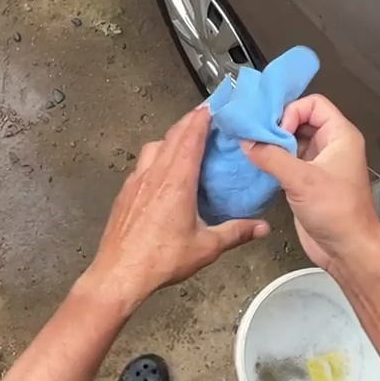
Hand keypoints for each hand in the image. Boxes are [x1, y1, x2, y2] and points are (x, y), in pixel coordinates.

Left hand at [78, 107, 269, 309]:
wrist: (118, 274)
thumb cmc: (159, 260)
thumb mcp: (206, 247)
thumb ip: (236, 233)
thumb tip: (261, 228)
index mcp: (176, 181)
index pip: (190, 137)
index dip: (202, 118)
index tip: (213, 107)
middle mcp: (154, 175)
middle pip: (172, 136)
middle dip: (189, 122)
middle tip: (204, 117)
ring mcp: (136, 182)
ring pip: (154, 147)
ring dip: (171, 138)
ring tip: (185, 143)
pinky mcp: (126, 193)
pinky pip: (142, 165)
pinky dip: (156, 158)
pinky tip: (163, 173)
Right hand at [240, 95, 379, 271]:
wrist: (347, 250)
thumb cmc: (336, 211)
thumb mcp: (302, 180)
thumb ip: (271, 157)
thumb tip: (245, 142)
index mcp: (340, 135)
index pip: (313, 104)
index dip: (292, 112)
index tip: (275, 132)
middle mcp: (330, 145)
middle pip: (300, 119)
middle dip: (276, 126)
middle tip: (254, 136)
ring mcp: (318, 163)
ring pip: (291, 140)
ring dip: (271, 143)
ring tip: (250, 148)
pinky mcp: (307, 181)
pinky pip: (287, 160)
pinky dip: (271, 159)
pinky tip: (255, 163)